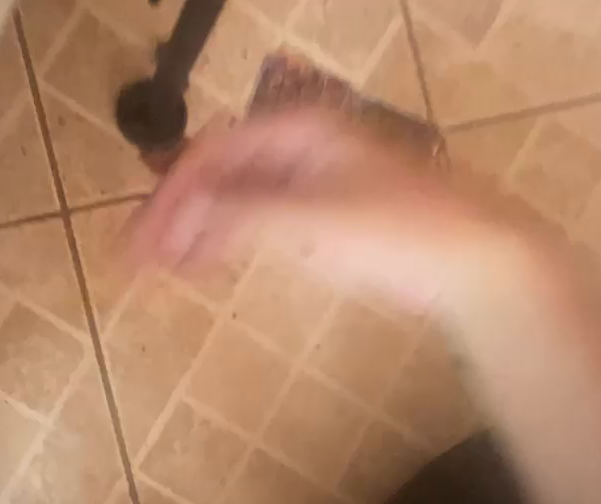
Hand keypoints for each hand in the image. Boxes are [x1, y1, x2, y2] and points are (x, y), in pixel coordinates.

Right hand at [124, 108, 553, 320]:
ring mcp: (303, 183)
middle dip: (170, 216)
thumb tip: (178, 210)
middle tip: (132, 260)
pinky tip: (197, 268)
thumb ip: (242, 213)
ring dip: (189, 234)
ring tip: (155, 271)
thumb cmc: (397, 231)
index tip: (138, 245)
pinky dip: (220, 245)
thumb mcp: (313, 219)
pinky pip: (250, 224)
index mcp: (294, 134)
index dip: (168, 199)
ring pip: (227, 202)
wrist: (467, 259)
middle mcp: (294, 150)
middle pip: (212, 177)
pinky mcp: (313, 217)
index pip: (209, 157)